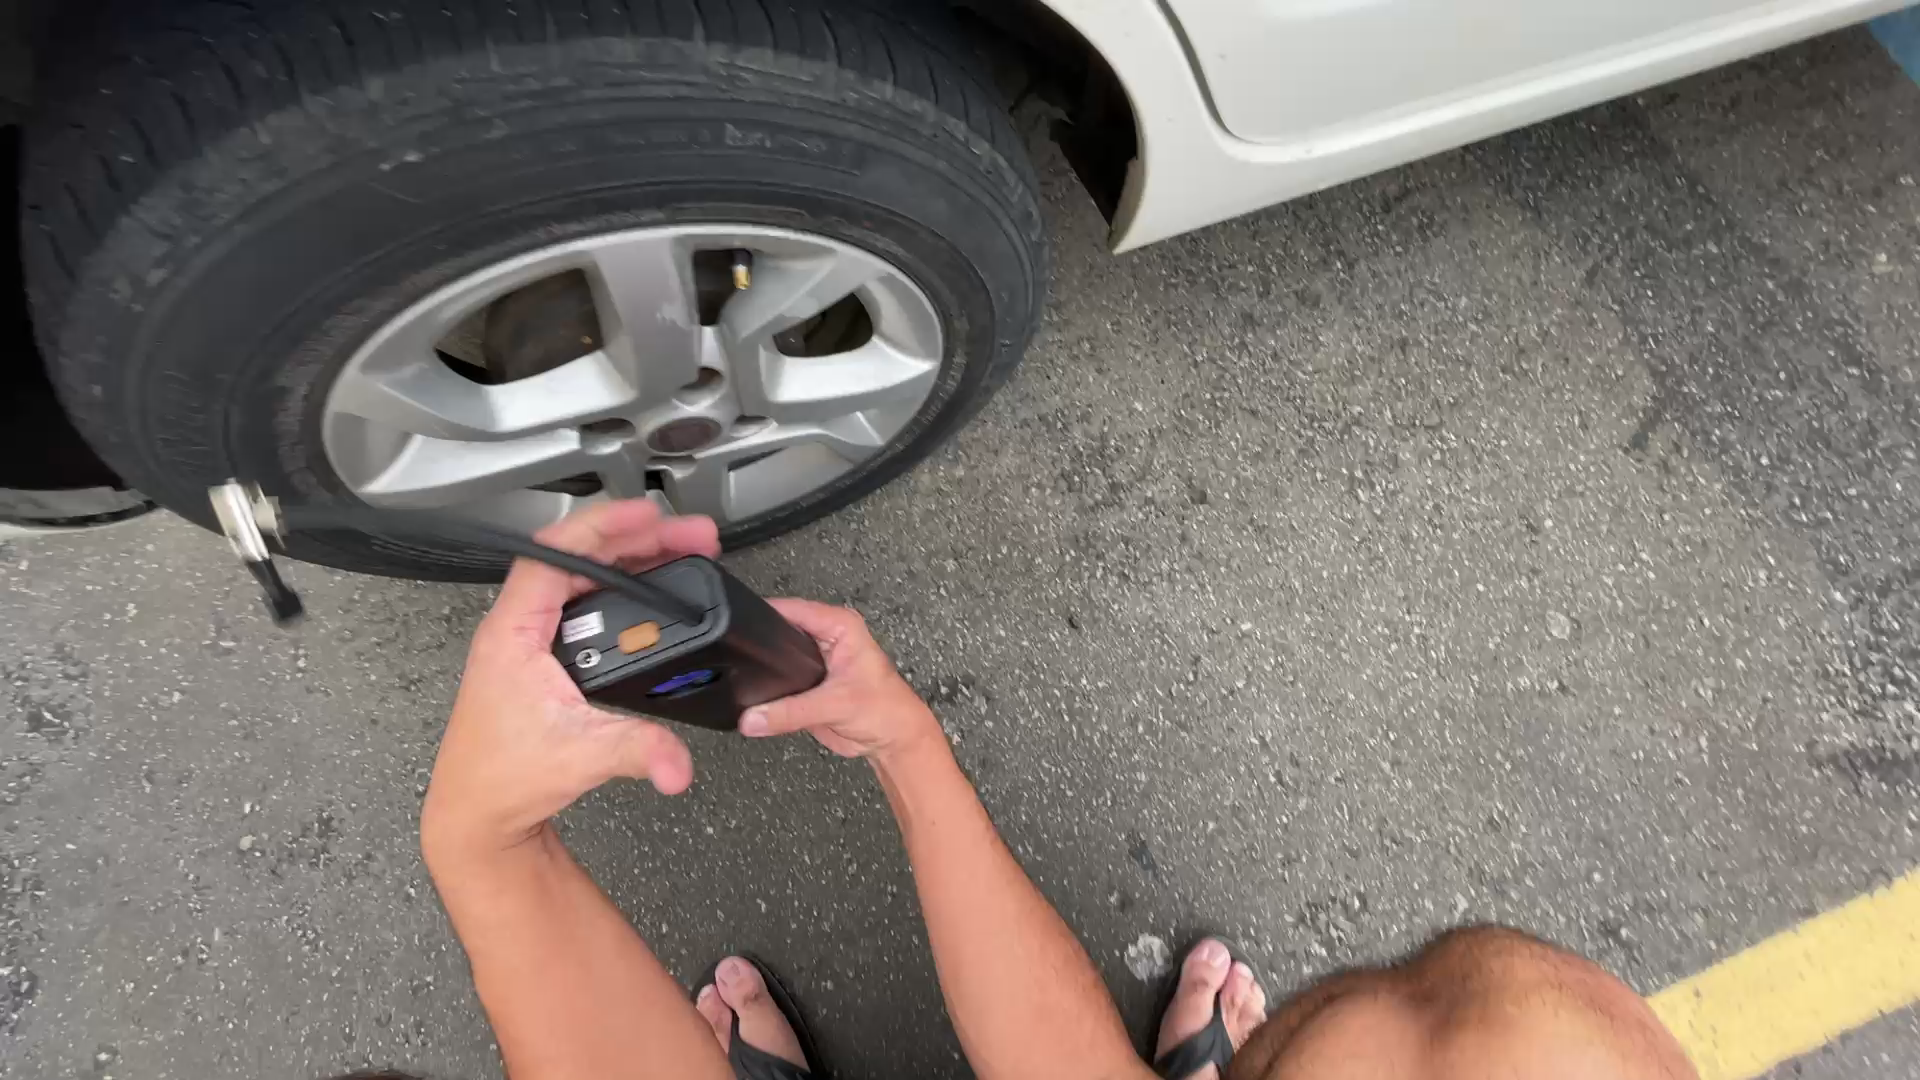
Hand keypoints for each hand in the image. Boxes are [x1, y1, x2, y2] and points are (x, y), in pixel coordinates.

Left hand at [421, 499, 720, 864]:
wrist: (480, 813)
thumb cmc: (500, 781)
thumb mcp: (579, 758)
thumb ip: (638, 751)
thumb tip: (679, 759)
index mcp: (514, 633)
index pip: (554, 554)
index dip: (602, 527)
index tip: (645, 514)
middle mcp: (522, 625)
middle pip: (581, 556)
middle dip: (638, 537)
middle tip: (687, 534)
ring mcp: (536, 636)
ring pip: (587, 573)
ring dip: (635, 555)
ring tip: (680, 548)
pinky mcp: (553, 651)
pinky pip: (593, 597)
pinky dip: (628, 582)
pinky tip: (656, 584)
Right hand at [737, 599, 942, 761]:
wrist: (893, 740)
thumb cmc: (886, 709)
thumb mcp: (836, 705)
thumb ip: (790, 712)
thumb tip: (751, 717)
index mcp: (840, 625)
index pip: (794, 609)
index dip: (764, 614)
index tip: (737, 623)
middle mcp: (826, 637)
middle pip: (781, 631)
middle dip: (760, 645)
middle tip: (732, 657)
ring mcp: (815, 660)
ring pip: (778, 657)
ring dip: (763, 671)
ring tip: (739, 679)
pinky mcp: (808, 684)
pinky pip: (779, 681)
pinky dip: (768, 690)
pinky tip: (752, 696)